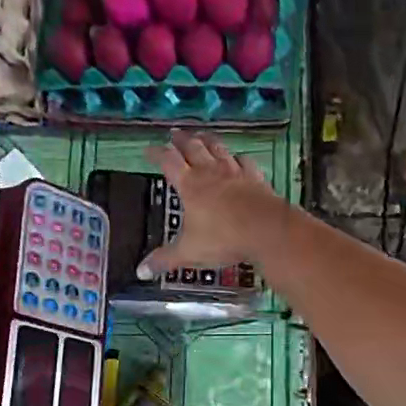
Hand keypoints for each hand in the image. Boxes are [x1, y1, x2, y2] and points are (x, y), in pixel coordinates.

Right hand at [137, 131, 290, 278]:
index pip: (168, 162)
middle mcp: (210, 172)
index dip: (156, 154)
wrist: (265, 230)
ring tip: (201, 136)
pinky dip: (238, 158)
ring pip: (218, 149)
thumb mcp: (189, 252)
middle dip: (181, 140)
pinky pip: (244, 162)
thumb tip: (140, 271)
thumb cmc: (223, 239)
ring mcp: (235, 172)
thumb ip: (165, 260)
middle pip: (193, 148)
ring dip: (207, 141)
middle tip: (174, 134)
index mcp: (190, 185)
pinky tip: (238, 158)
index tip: (148, 150)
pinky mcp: (255, 178)